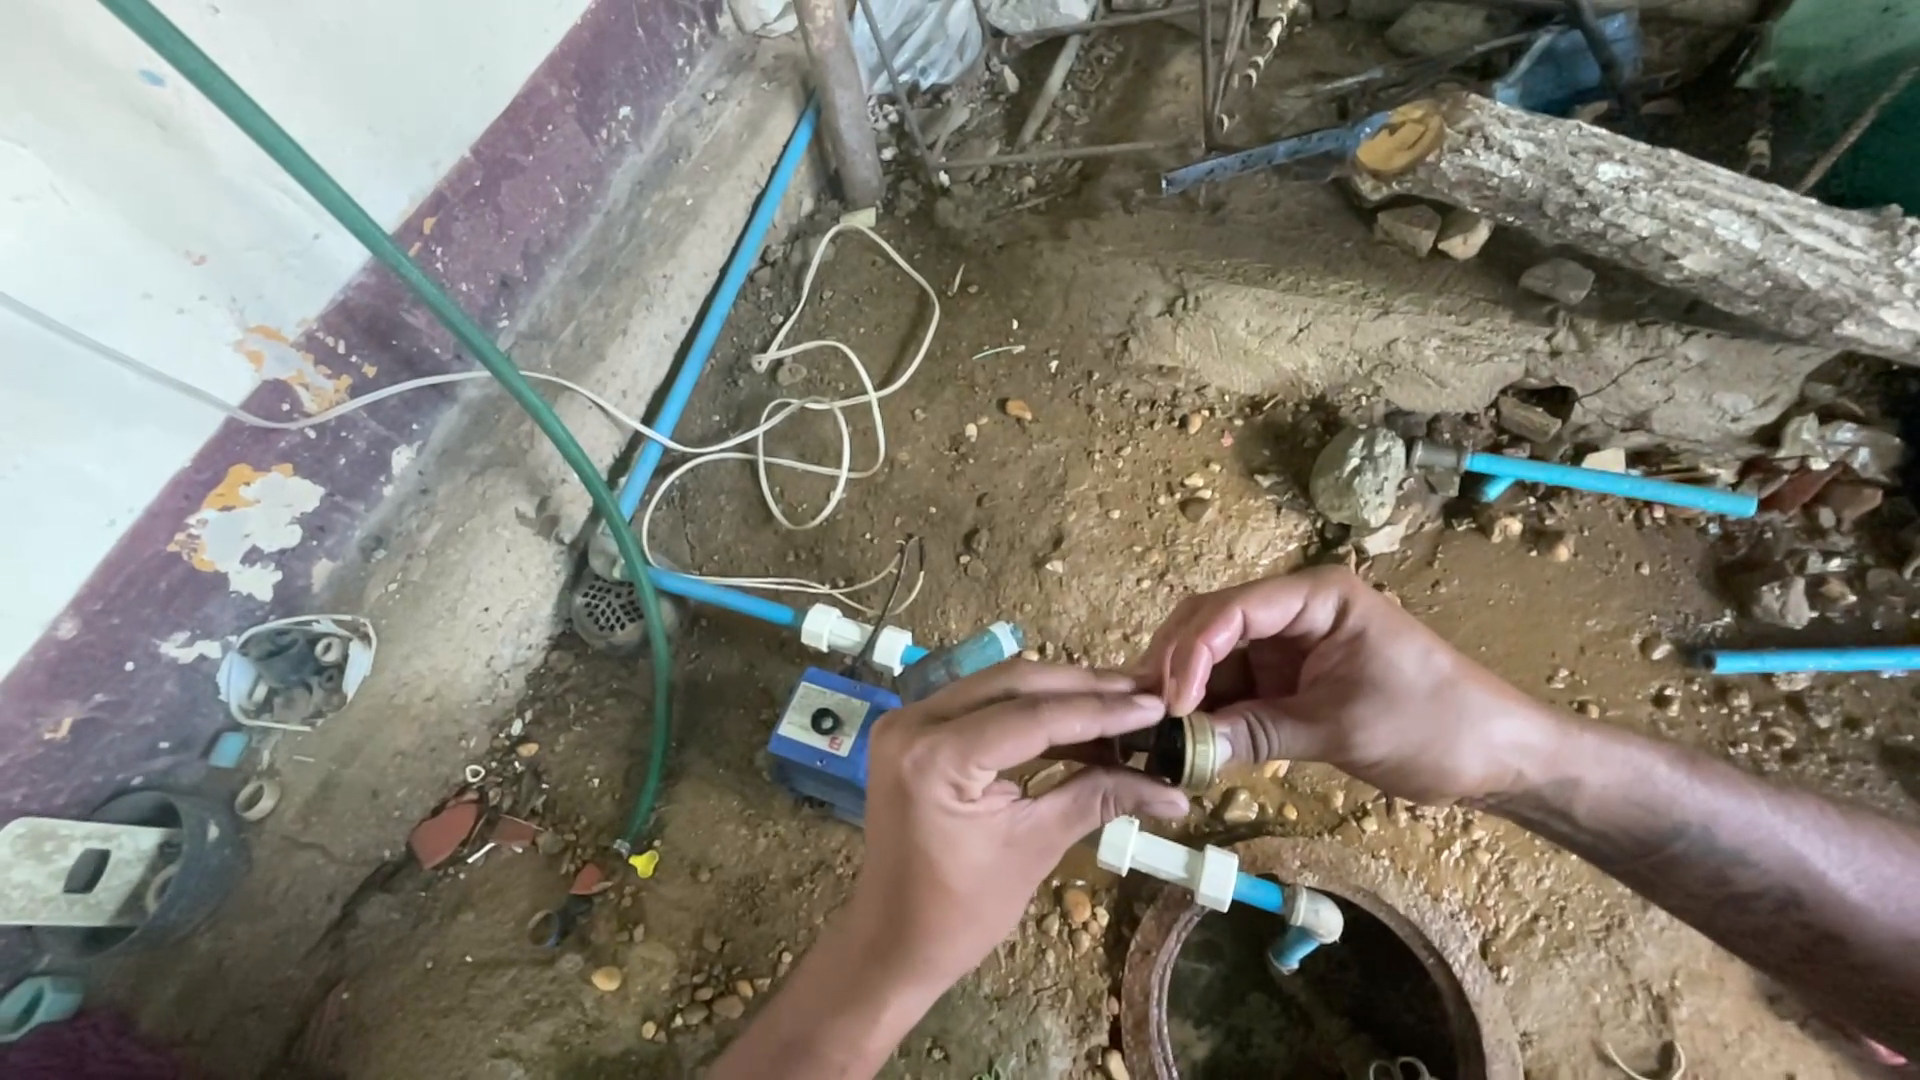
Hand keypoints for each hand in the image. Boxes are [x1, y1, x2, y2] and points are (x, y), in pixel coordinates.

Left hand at [851, 661, 1190, 988]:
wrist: (891, 939)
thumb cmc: (959, 912)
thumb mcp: (1035, 848)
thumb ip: (1099, 798)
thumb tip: (1175, 791)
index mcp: (936, 757)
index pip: (1032, 717)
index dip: (1100, 710)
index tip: (1157, 705)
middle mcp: (914, 721)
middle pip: (1014, 684)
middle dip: (1084, 688)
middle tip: (1143, 694)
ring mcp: (908, 719)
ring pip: (999, 686)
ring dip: (1060, 694)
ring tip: (1121, 703)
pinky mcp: (915, 728)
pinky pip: (982, 704)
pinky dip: (1030, 711)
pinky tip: (1077, 722)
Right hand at [1135, 566, 1564, 803]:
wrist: (1500, 758)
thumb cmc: (1435, 727)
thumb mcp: (1341, 728)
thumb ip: (1258, 733)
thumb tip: (1184, 750)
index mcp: (1315, 597)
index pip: (1232, 610)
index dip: (1191, 652)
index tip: (1169, 702)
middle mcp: (1292, 610)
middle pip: (1211, 623)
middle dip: (1175, 664)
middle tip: (1142, 710)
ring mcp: (1286, 643)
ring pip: (1213, 655)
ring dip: (1184, 688)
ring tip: (1153, 726)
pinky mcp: (1286, 676)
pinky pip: (1233, 685)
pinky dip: (1208, 708)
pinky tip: (1185, 732)